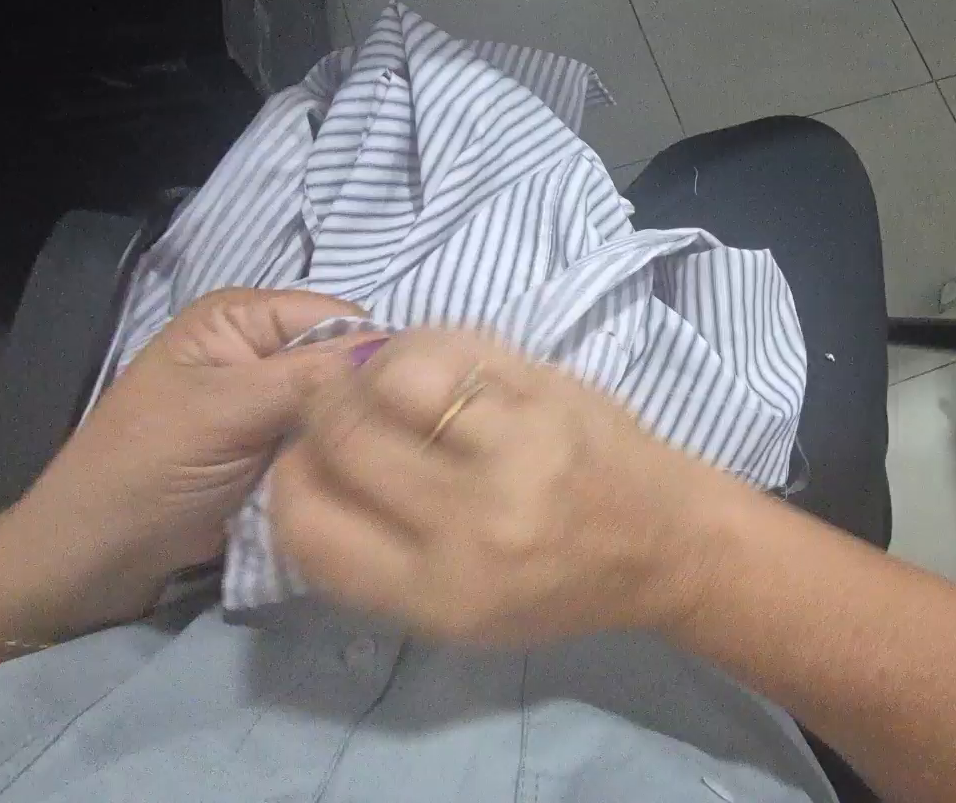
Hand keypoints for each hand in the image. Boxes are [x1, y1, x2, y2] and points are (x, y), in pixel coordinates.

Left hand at [0, 288, 367, 640]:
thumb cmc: (145, 471)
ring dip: (356, 430)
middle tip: (389, 440)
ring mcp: (274, 397)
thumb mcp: (223, 414)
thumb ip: (306, 377)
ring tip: (373, 462)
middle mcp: (264, 346)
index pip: (339, 316)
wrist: (95, 560)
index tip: (402, 401)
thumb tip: (393, 352)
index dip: (374, 352)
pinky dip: (343, 454)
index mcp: (242, 316)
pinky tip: (356, 474)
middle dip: (366, 396)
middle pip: (346, 357)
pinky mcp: (281, 440)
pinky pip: (332, 436)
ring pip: (345, 401)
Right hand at [267, 329, 752, 644]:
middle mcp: (474, 518)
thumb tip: (305, 470)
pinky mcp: (550, 387)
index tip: (306, 464)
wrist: (665, 539)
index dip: (290, 482)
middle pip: (343, 437)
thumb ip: (372, 557)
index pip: (308, 524)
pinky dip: (424, 345)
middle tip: (337, 407)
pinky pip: (456, 342)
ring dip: (370, 370)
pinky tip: (431, 363)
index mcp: (439, 591)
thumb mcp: (457, 614)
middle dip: (321, 414)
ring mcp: (519, 441)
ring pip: (395, 375)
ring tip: (386, 382)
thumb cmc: (558, 585)